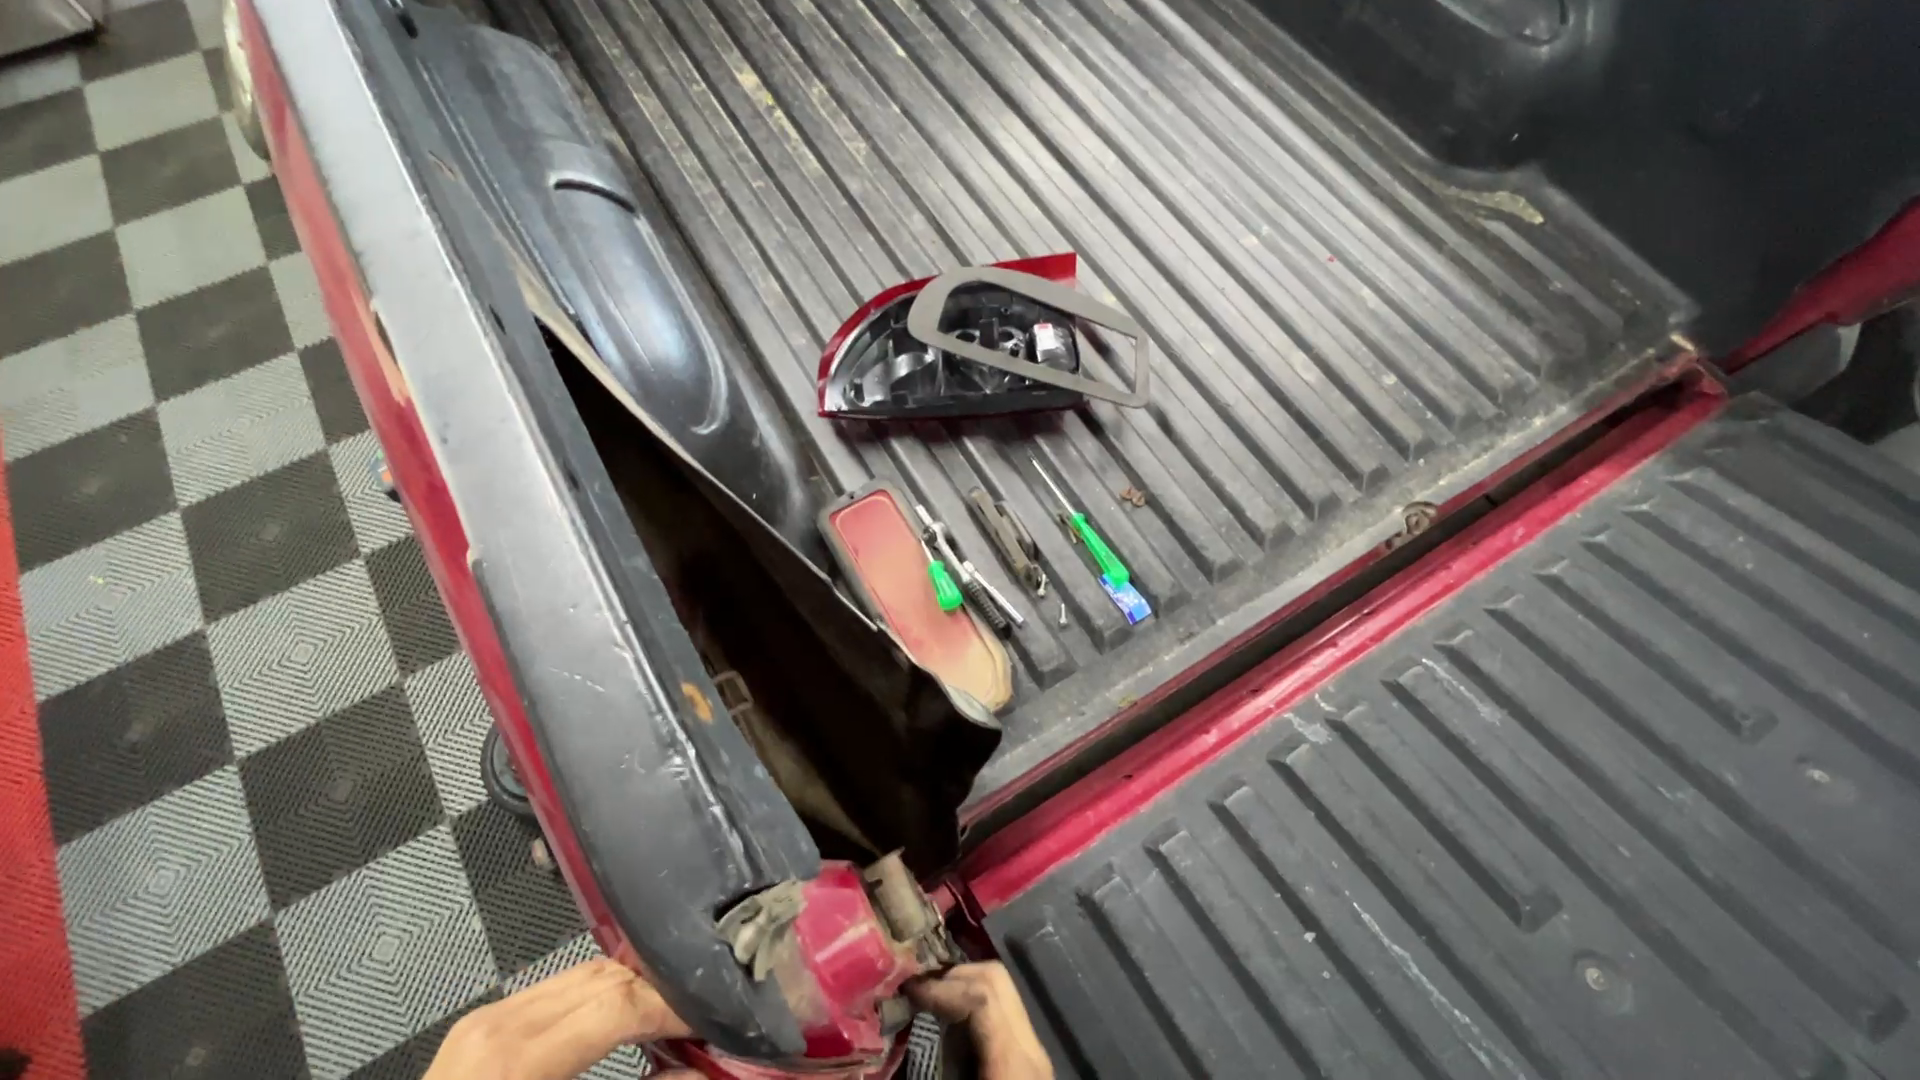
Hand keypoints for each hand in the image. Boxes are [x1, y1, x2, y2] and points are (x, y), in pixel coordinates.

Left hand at [424, 958, 694, 1079]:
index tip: (708, 1025)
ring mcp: (486, 1018)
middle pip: (606, 977)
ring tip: (666, 1022)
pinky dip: (601, 997)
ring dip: (633, 991)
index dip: (674, 1009)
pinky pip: (559, 989)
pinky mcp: (484, 1023)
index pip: (617, 1002)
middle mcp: (497, 1024)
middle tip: (696, 1023)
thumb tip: (699, 1074)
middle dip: (660, 995)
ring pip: (586, 973)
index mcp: (513, 1060)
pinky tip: (620, 1023)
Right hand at [906, 963, 1052, 1079]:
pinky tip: (949, 1024)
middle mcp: (1030, 1046)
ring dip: (962, 986)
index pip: (982, 996)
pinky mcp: (1029, 1057)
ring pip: (1001, 989)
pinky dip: (973, 1005)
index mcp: (1012, 1062)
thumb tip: (898, 1024)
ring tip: (928, 1001)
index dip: (940, 986)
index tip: (907, 990)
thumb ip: (930, 1060)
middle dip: (952, 976)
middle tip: (916, 990)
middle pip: (995, 979)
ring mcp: (1034, 1048)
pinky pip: (1003, 1012)